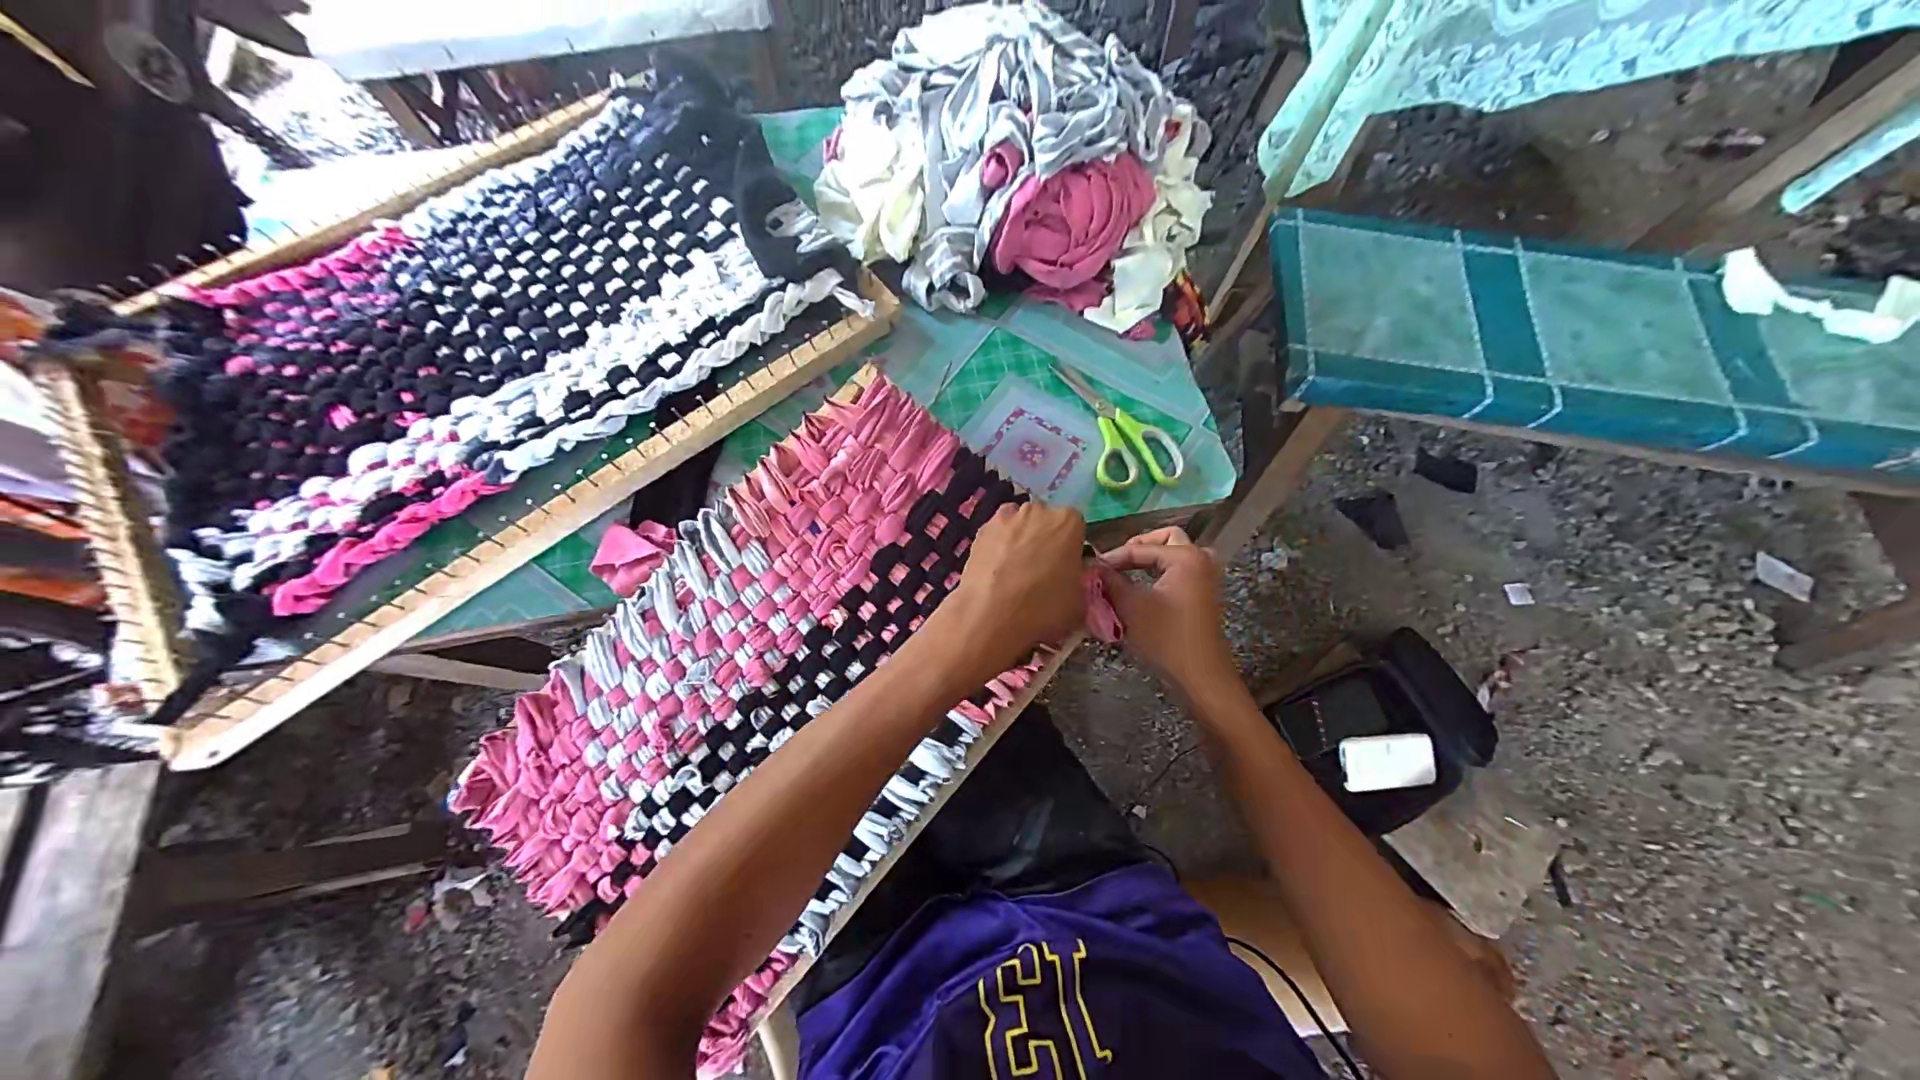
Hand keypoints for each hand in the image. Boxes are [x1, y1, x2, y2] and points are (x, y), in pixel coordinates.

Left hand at [921, 502, 1086, 689]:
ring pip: (1017, 526)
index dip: (1071, 548)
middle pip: (1044, 521)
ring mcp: (1004, 519)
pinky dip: (996, 550)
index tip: (1066, 567)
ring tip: (1013, 574)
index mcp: (1068, 521)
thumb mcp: (1079, 603)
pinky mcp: (979, 532)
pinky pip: (995, 537)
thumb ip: (1079, 581)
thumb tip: (1070, 579)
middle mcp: (1037, 510)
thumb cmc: (1044, 609)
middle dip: (1044, 540)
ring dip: (1018, 542)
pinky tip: (994, 574)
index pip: (1075, 526)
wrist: (991, 617)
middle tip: (1040, 572)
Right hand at [1097, 527, 1237, 696]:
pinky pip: (1180, 570)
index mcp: (1185, 557)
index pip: (1139, 548)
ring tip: (1127, 572)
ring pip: (1175, 554)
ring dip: (1151, 558)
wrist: (1201, 675)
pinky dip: (1161, 572)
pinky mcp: (1205, 594)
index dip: (1112, 558)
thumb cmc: (1166, 638)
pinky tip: (1142, 587)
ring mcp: (1207, 577)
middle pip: (1165, 539)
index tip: (1090, 569)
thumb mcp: (1131, 607)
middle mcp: (1201, 559)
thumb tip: (1092, 567)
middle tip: (1115, 563)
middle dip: (1137, 547)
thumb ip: (1110, 581)